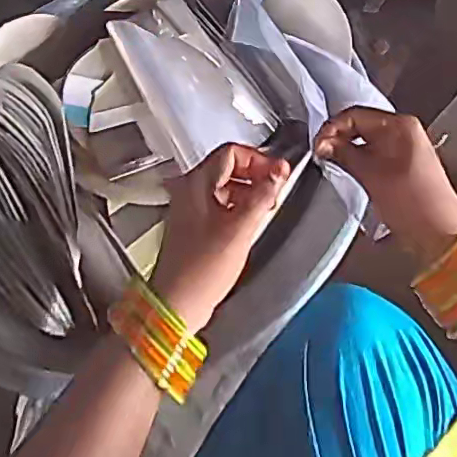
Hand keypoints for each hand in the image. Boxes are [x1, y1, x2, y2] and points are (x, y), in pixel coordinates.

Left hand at [151, 143, 291, 331]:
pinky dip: (238, 205)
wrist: (177, 303)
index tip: (278, 172)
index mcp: (196, 184)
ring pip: (225, 184)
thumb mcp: (240, 228)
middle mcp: (189, 191)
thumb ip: (262, 196)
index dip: (258, 159)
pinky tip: (250, 221)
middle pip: (228, 166)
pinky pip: (220, 203)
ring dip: (248, 190)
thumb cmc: (200, 270)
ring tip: (267, 204)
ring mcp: (190, 208)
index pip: (231, 152)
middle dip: (255, 173)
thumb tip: (278, 172)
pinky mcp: (194, 225)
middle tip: (276, 185)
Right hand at [314, 107, 456, 265]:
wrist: (441, 235)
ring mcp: (406, 147)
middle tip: (322, 153)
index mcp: (400, 125)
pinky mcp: (404, 163)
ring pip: (366, 139)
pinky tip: (350, 170)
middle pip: (360, 125)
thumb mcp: (370, 175)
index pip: (355, 114)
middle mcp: (405, 131)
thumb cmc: (415, 204)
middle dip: (338, 138)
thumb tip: (324, 144)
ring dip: (348, 149)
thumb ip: (343, 153)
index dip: (332, 128)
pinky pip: (375, 152)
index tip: (318, 144)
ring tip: (333, 162)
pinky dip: (360, 158)